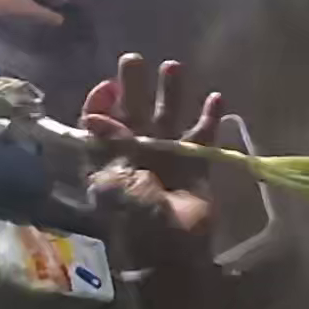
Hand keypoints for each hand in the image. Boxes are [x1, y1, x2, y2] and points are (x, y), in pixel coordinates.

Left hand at [80, 53, 225, 263]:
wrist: (173, 249)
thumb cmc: (137, 218)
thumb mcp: (115, 183)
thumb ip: (109, 147)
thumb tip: (93, 116)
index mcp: (109, 159)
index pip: (100, 123)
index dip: (102, 103)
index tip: (110, 86)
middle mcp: (137, 152)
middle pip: (135, 112)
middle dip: (134, 86)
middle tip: (134, 59)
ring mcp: (168, 157)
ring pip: (169, 117)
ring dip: (172, 93)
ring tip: (174, 67)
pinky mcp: (196, 163)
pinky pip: (202, 135)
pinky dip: (210, 117)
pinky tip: (215, 98)